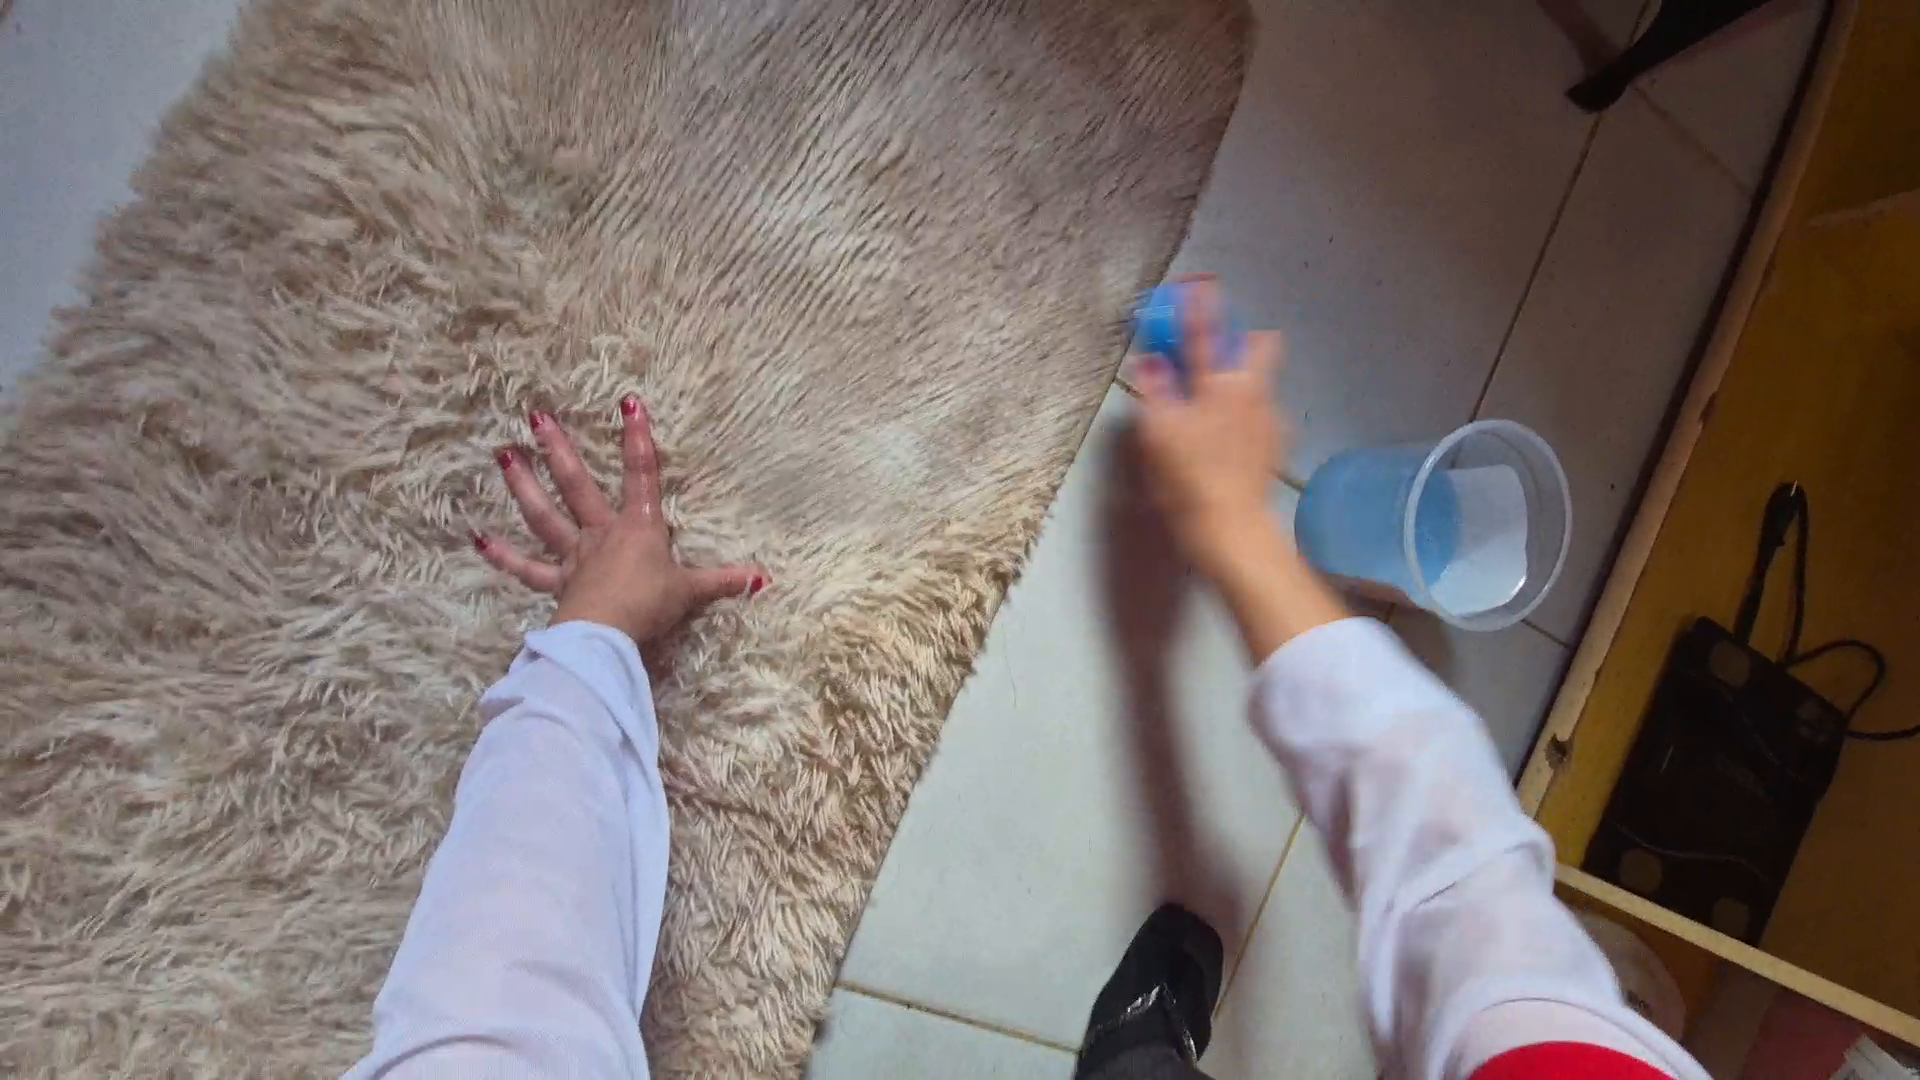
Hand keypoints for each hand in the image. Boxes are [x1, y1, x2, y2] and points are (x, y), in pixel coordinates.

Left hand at [473, 397, 767, 647]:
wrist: (608, 635)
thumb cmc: (650, 604)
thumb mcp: (692, 591)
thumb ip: (723, 581)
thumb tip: (763, 578)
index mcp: (638, 528)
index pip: (643, 475)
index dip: (638, 439)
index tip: (628, 403)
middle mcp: (602, 533)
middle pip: (578, 485)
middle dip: (559, 450)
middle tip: (536, 417)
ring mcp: (574, 556)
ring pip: (545, 516)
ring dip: (523, 486)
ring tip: (503, 455)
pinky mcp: (557, 583)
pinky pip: (527, 569)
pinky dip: (503, 556)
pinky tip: (477, 540)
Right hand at [1131, 279, 1288, 583]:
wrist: (1229, 523)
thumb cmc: (1185, 477)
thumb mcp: (1156, 435)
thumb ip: (1155, 392)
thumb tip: (1151, 363)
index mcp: (1215, 384)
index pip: (1203, 332)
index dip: (1198, 305)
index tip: (1196, 284)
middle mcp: (1249, 391)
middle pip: (1261, 344)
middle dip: (1244, 338)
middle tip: (1219, 354)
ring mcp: (1269, 416)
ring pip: (1263, 379)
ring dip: (1244, 378)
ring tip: (1221, 406)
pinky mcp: (1277, 442)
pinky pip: (1264, 413)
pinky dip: (1249, 415)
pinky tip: (1232, 440)